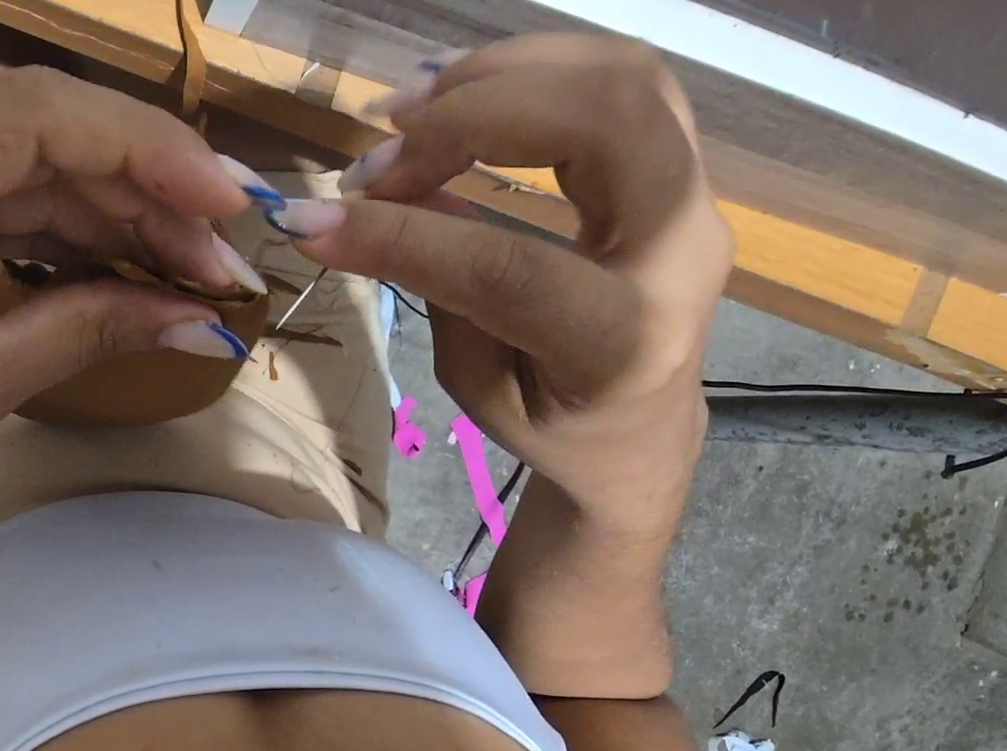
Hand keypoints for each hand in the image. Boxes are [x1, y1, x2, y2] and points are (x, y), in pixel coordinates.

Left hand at [0, 66, 260, 520]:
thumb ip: (90, 331)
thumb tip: (206, 321)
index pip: (31, 118)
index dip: (144, 150)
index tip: (226, 201)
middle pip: (45, 123)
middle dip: (147, 187)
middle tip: (220, 257)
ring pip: (40, 149)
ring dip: (122, 205)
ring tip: (193, 267)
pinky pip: (14, 176)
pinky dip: (79, 218)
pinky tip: (135, 256)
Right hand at [288, 35, 733, 532]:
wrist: (639, 422)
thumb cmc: (553, 424)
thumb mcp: (479, 387)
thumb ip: (444, 294)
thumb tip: (377, 206)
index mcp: (619, 344)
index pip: (506, 266)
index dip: (403, 235)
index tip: (312, 222)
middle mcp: (679, 252)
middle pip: (602, 119)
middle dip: (469, 117)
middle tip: (380, 154)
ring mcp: (693, 195)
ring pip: (620, 76)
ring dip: (499, 75)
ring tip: (409, 110)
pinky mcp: (679, 163)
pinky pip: (618, 79)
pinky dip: (528, 70)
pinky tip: (456, 93)